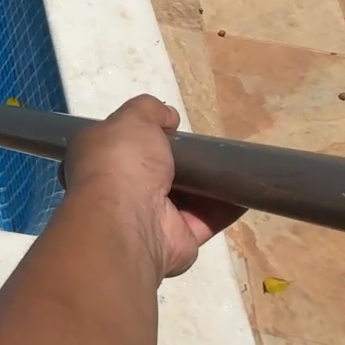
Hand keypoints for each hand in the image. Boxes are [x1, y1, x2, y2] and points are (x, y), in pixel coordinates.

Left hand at [62, 95, 242, 279]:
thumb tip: (168, 115)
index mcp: (96, 156)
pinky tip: (248, 190)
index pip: (118, 142)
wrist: (131, 217)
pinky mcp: (178, 235)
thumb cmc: (122, 160)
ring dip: (205, 182)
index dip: (141, 133)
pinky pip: (208, 216)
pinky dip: (227, 205)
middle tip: (203, 147)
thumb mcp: (131, 119)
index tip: (168, 127)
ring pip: (182, 194)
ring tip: (231, 164)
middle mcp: (116, 184)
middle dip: (177, 158)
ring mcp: (147, 212)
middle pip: (153, 167)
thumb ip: (148, 110)